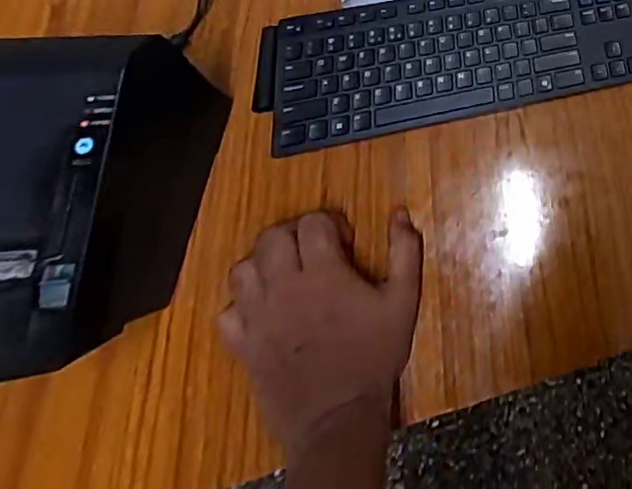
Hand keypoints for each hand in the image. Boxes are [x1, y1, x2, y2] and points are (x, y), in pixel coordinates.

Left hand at [217, 209, 422, 455]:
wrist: (338, 419)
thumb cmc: (375, 355)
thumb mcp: (404, 300)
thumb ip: (404, 251)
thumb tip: (399, 214)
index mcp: (324, 273)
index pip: (312, 222)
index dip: (330, 223)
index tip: (344, 243)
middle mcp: (284, 287)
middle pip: (272, 237)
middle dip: (294, 234)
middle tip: (315, 252)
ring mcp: (258, 318)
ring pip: (242, 269)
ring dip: (264, 264)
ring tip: (287, 275)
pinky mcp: (242, 346)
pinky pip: (226, 312)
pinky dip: (242, 305)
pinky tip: (265, 311)